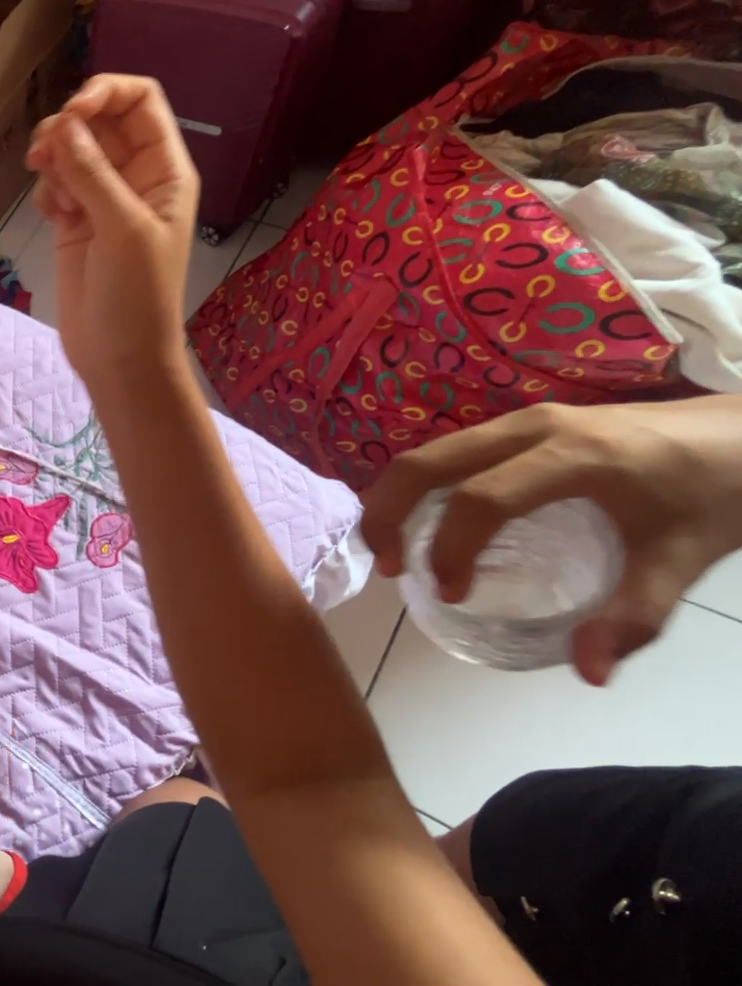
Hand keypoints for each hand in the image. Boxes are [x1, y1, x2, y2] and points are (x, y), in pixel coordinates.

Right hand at [24, 75, 200, 389]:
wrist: (119, 356)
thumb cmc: (137, 296)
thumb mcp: (122, 229)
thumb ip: (92, 174)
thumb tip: (61, 125)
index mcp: (164, 170)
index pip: (139, 103)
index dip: (105, 94)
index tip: (70, 114)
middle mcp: (133, 178)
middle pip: (99, 123)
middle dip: (68, 128)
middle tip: (42, 154)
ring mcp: (101, 202)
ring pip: (71, 153)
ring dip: (52, 159)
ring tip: (45, 189)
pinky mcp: (73, 226)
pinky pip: (55, 186)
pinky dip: (46, 190)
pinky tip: (50, 215)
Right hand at [360, 397, 741, 684]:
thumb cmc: (719, 492)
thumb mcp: (687, 555)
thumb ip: (635, 614)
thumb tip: (589, 673)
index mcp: (573, 456)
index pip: (481, 499)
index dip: (451, 549)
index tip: (453, 595)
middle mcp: (528, 427)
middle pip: (422, 464)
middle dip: (386, 516)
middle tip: (389, 567)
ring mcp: (515, 421)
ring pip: (422, 455)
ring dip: (392, 501)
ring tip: (397, 550)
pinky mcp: (512, 425)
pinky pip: (442, 454)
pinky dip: (416, 490)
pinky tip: (427, 523)